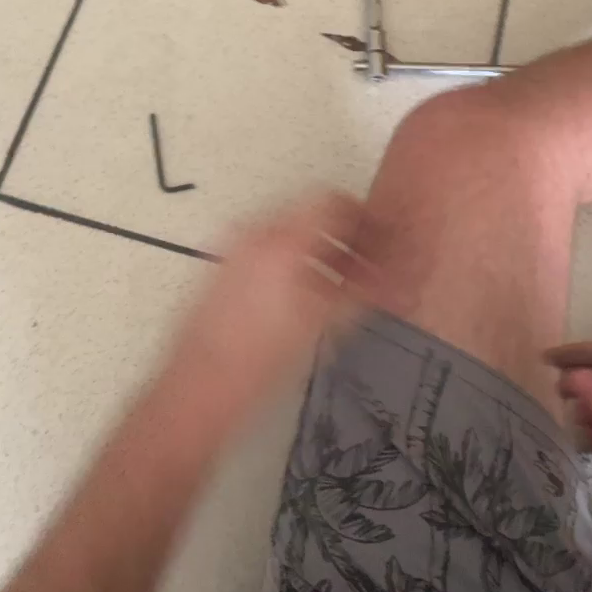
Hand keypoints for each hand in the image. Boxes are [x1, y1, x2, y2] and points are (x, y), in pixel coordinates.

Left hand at [168, 192, 374, 406]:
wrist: (196, 388)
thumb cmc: (256, 362)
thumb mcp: (321, 325)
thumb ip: (365, 291)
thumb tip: (395, 278)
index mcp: (281, 239)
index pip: (333, 203)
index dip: (365, 219)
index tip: (383, 241)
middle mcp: (254, 233)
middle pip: (313, 215)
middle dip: (347, 238)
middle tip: (372, 266)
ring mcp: (235, 248)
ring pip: (292, 232)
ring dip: (323, 251)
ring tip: (345, 285)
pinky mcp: (225, 266)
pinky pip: (270, 248)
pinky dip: (296, 260)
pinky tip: (310, 294)